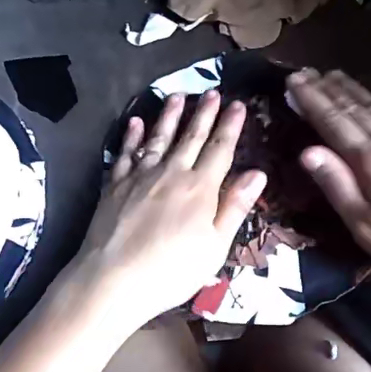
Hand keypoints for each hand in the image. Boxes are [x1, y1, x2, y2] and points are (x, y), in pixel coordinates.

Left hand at [68, 91, 266, 327]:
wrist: (113, 279)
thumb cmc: (172, 270)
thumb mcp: (215, 246)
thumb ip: (235, 207)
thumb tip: (257, 173)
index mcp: (200, 189)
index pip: (220, 150)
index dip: (230, 126)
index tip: (238, 104)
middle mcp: (171, 174)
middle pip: (191, 138)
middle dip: (204, 113)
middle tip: (212, 91)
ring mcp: (140, 177)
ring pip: (159, 138)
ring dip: (170, 116)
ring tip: (178, 96)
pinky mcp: (114, 185)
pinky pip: (126, 153)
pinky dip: (132, 136)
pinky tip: (136, 122)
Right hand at [288, 69, 370, 290]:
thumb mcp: (362, 223)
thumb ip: (336, 184)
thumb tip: (307, 151)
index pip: (334, 121)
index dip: (312, 100)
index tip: (293, 81)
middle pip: (356, 107)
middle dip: (328, 88)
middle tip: (307, 71)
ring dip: (354, 89)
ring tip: (334, 75)